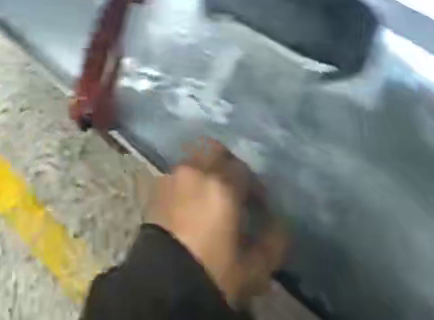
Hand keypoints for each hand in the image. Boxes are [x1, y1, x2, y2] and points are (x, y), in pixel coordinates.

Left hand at [148, 138, 290, 306]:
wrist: (164, 283)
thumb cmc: (213, 273)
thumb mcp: (253, 269)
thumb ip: (272, 242)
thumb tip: (278, 224)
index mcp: (223, 185)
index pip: (245, 171)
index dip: (256, 187)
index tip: (260, 207)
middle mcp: (196, 171)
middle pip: (214, 150)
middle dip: (227, 164)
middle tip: (235, 189)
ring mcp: (173, 176)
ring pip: (193, 160)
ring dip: (205, 171)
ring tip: (211, 198)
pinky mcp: (155, 188)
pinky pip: (177, 175)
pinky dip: (187, 183)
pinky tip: (192, 206)